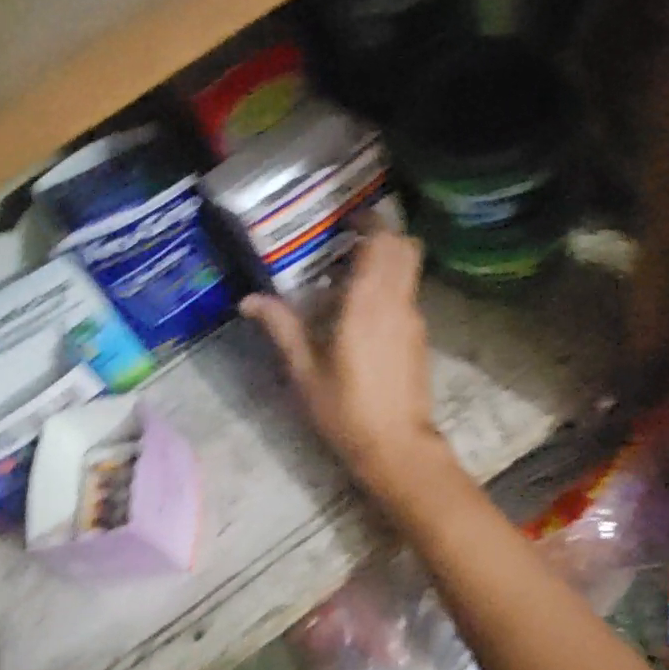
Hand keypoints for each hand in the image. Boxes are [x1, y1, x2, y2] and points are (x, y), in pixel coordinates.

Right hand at [241, 226, 452, 498]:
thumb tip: (249, 300)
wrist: (398, 448)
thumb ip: (281, 328)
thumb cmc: (347, 411)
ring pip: (409, 271)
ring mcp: (414, 321)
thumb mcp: (305, 372)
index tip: (344, 221)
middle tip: (346, 243)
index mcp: (368, 304)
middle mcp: (398, 303)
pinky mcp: (419, 338)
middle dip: (380, 235)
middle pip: (405, 247)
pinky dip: (389, 289)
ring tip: (345, 279)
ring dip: (384, 263)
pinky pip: (406, 296)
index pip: (383, 241)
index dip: (369, 221)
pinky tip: (359, 315)